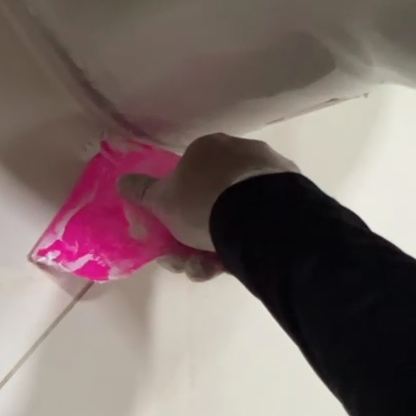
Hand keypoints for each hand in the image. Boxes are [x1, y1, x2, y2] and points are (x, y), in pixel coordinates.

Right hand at [118, 133, 297, 269]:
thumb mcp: (160, 201)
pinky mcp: (293, 196)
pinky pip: (257, 221)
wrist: (260, 219)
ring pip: (233, 213)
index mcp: (207, 147)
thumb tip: (122, 181)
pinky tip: (232, 262)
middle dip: (193, 231)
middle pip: (208, 198)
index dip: (173, 207)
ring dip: (214, 243)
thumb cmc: (202, 202)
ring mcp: (269, 173)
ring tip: (209, 268)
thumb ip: (141, 192)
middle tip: (188, 257)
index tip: (169, 232)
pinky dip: (242, 241)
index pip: (184, 176)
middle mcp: (240, 152)